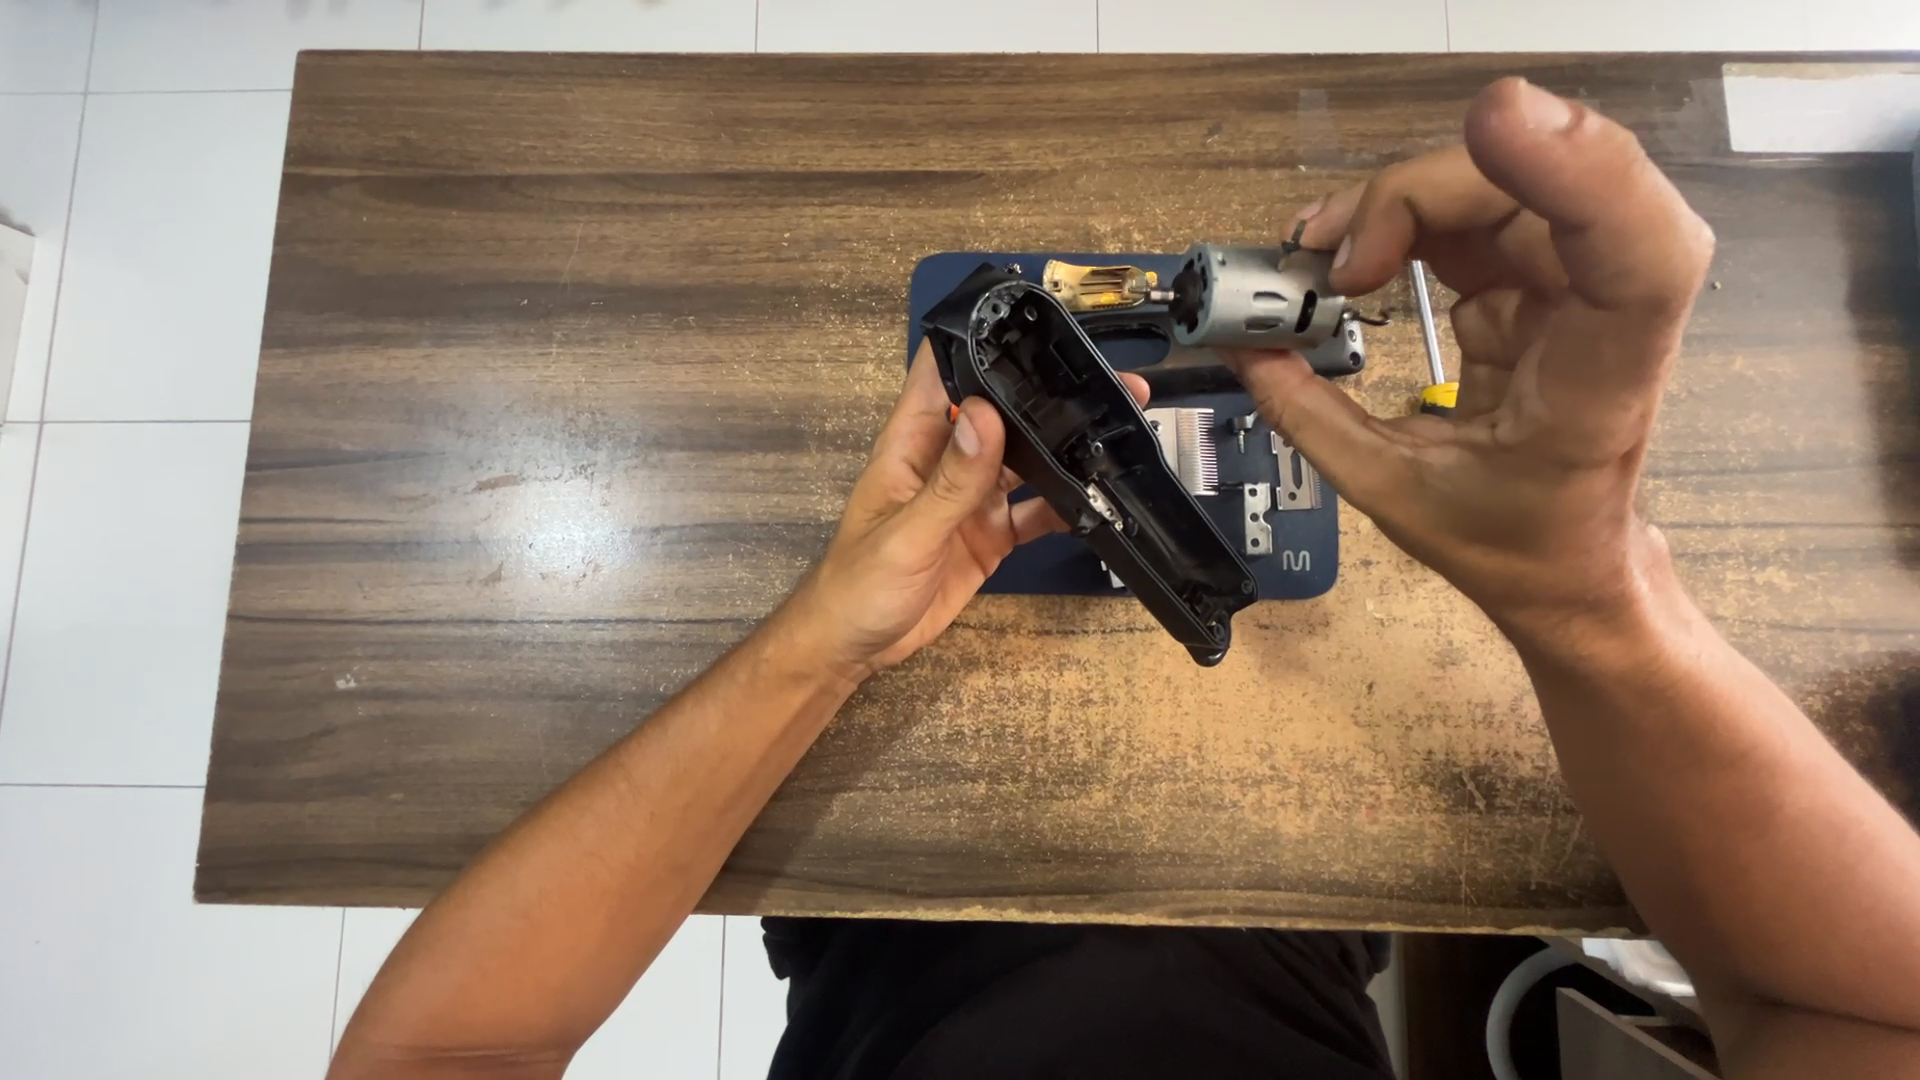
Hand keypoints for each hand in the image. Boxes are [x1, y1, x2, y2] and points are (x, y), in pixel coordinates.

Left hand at [784, 342, 1148, 680]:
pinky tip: (1096, 497)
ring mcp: (972, 498)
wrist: (857, 645)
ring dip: (1064, 446)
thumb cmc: (859, 584)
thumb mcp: (906, 533)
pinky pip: (1034, 511)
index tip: (1034, 322)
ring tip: (1115, 427)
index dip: (981, 340)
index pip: (944, 371)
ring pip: (1025, 459)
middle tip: (1105, 379)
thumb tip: (984, 415)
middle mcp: (947, 459)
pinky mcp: (990, 534)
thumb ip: (948, 482)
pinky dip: (1064, 505)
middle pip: (1001, 412)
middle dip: (1045, 394)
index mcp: (913, 442)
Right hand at [1228, 77, 1712, 639]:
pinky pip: (1466, 220)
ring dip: (1395, 202)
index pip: (1630, 250)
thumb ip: (1306, 413)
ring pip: (1496, 191)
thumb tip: (1240, 346)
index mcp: (1591, 385)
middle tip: (1316, 252)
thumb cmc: (1499, 537)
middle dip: (1413, 197)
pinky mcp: (1531, 285)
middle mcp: (1601, 315)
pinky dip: (1396, 223)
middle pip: (1532, 194)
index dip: (1575, 167)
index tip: (1490, 124)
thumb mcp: (1385, 486)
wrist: (1560, 557)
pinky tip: (1342, 253)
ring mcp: (1569, 289)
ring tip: (1310, 250)